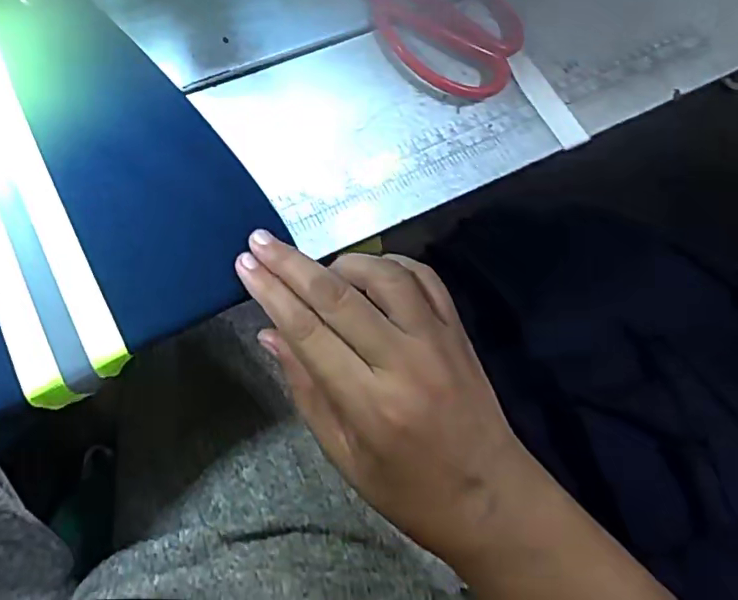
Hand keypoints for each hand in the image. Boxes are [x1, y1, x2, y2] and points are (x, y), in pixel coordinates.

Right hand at [236, 231, 670, 599]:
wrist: (493, 497)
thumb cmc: (409, 489)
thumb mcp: (345, 457)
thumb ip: (305, 390)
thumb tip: (269, 332)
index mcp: (371, 404)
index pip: (308, 332)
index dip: (271, 293)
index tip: (245, 265)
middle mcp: (404, 361)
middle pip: (336, 295)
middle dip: (290, 264)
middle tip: (259, 241)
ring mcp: (437, 338)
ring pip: (381, 274)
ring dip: (341, 262)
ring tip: (316, 268)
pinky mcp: (458, 327)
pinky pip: (422, 275)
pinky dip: (390, 262)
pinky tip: (369, 268)